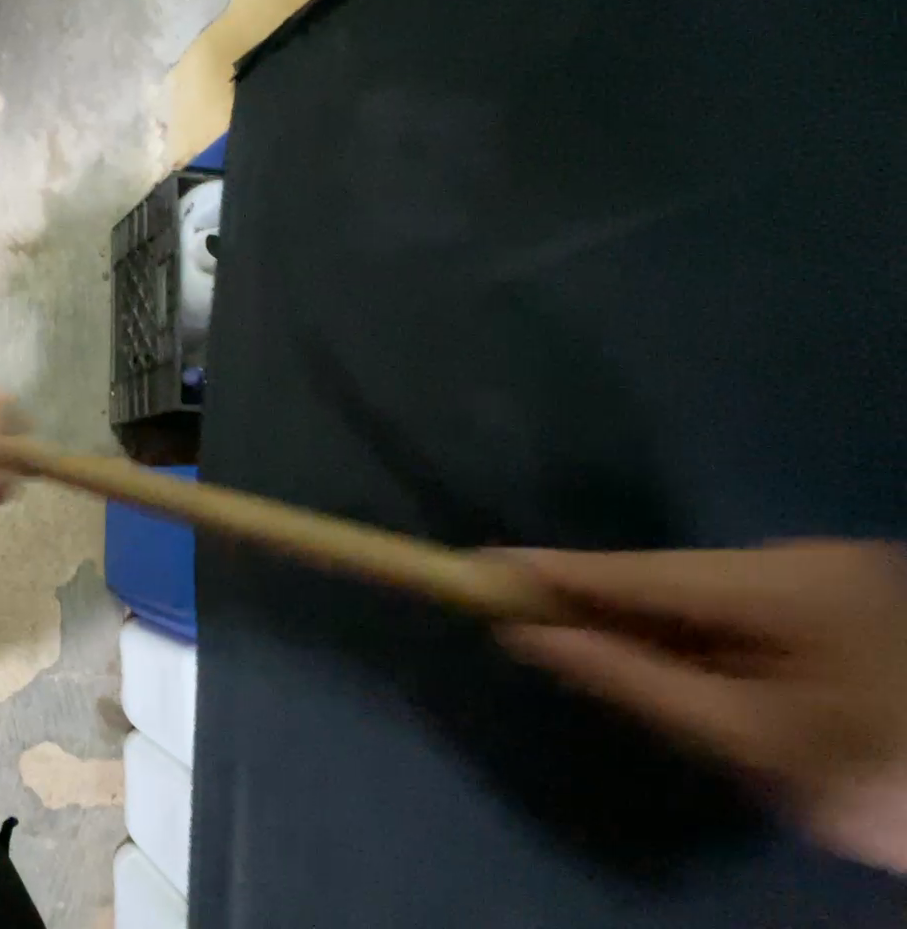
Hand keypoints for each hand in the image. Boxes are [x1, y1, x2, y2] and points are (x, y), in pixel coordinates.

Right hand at [497, 541, 906, 870]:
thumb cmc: (879, 778)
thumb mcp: (747, 743)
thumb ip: (627, 680)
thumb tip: (523, 634)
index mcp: (784, 588)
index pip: (631, 572)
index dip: (546, 569)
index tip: (472, 563)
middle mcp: (800, 559)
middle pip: (660, 576)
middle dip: (595, 601)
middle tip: (523, 619)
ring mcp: (822, 572)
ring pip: (689, 589)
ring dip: (638, 618)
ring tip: (598, 648)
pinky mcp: (832, 592)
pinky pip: (722, 602)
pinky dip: (682, 627)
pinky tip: (675, 658)